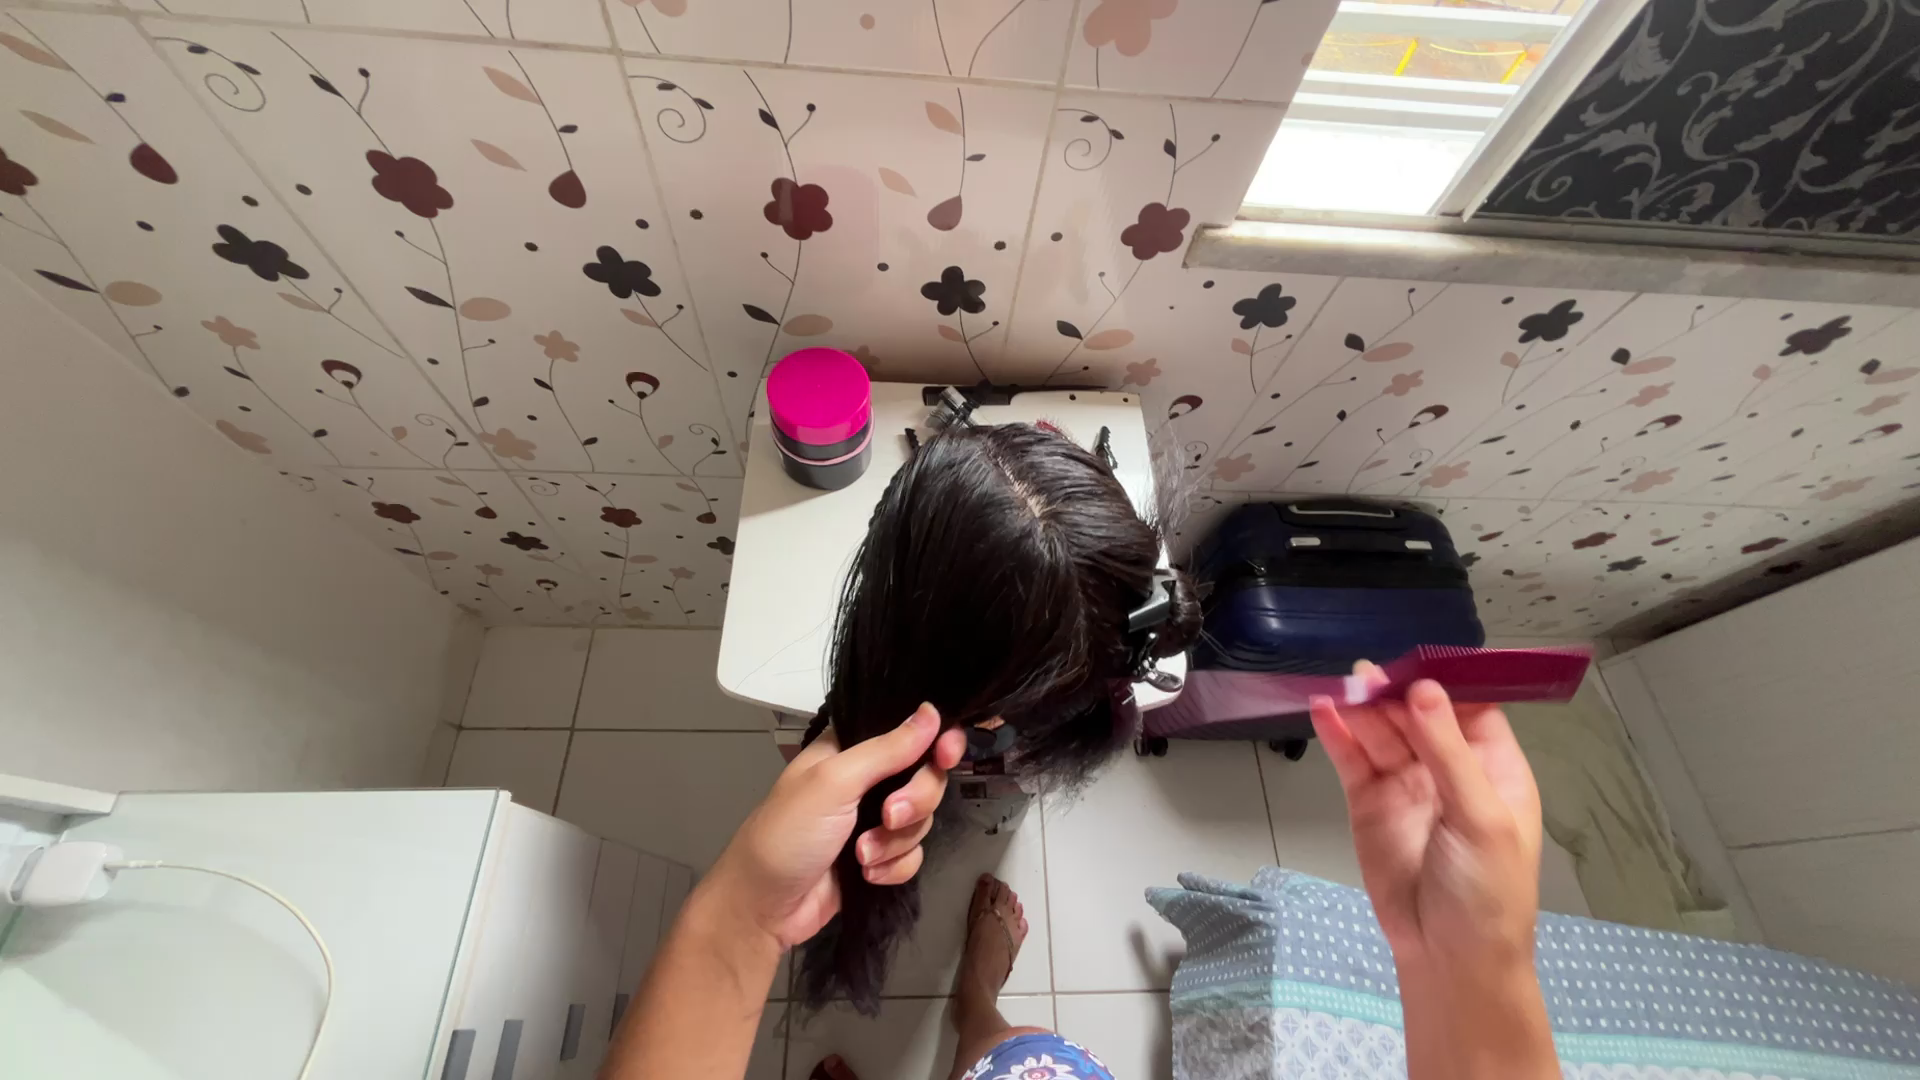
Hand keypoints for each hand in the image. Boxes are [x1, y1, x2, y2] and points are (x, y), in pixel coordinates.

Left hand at [702, 703, 967, 949]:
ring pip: (921, 818)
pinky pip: (913, 853)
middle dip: (914, 801)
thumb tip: (932, 711)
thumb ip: (887, 749)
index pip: (909, 730)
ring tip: (861, 856)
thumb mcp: (834, 783)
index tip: (945, 756)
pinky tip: (867, 876)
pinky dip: (895, 866)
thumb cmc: (788, 833)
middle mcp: (868, 777)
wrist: (762, 909)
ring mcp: (874, 818)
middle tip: (888, 816)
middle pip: (925, 775)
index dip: (935, 740)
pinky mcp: (879, 856)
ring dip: (896, 840)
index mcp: (852, 747)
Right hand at [1309, 667, 1542, 970]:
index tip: (1417, 660)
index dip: (1445, 684)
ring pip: (1379, 730)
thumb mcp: (1480, 819)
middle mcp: (1445, 767)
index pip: (1470, 709)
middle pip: (1415, 714)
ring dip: (1362, 707)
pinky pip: (1351, 756)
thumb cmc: (1487, 889)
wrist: (1444, 953)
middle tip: (1366, 674)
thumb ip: (1448, 752)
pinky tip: (1322, 709)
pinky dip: (1335, 732)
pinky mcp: (1366, 797)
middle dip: (1394, 692)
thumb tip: (1426, 689)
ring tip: (1343, 685)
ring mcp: (1403, 781)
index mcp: (1491, 769)